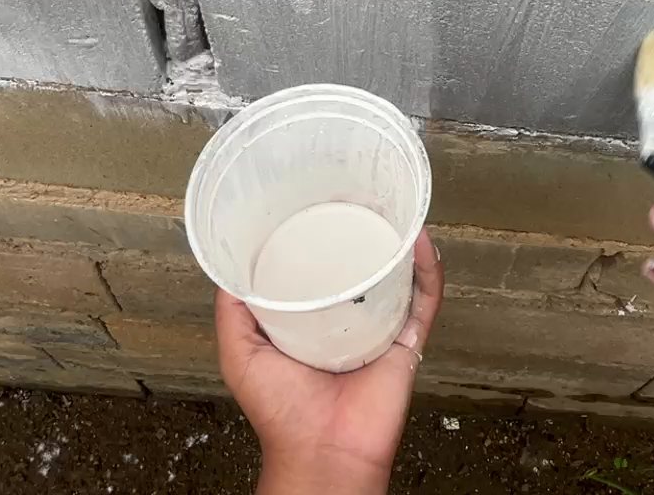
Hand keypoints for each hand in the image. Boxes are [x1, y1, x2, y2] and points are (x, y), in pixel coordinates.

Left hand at [216, 228, 443, 494]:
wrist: (323, 453)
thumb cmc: (282, 414)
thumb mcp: (242, 355)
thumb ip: (234, 313)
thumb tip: (227, 267)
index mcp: (318, 316)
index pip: (326, 266)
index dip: (326, 234)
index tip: (323, 203)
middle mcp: (353, 316)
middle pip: (366, 263)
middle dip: (368, 230)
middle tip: (363, 199)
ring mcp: (383, 325)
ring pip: (400, 273)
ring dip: (402, 241)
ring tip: (394, 210)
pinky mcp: (409, 338)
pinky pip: (425, 297)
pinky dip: (427, 268)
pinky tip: (419, 240)